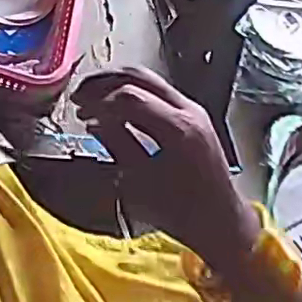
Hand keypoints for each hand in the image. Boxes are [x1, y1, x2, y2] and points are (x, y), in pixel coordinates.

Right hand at [72, 66, 262, 277]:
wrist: (223, 225)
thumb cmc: (183, 212)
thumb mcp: (141, 181)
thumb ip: (118, 143)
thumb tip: (93, 122)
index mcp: (179, 129)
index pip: (130, 96)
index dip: (99, 100)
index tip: (80, 111)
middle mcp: (189, 110)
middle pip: (138, 77)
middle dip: (103, 82)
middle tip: (79, 96)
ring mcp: (192, 109)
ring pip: (146, 79)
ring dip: (114, 84)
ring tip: (90, 98)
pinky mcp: (190, 114)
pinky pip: (154, 91)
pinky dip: (129, 92)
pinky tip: (111, 106)